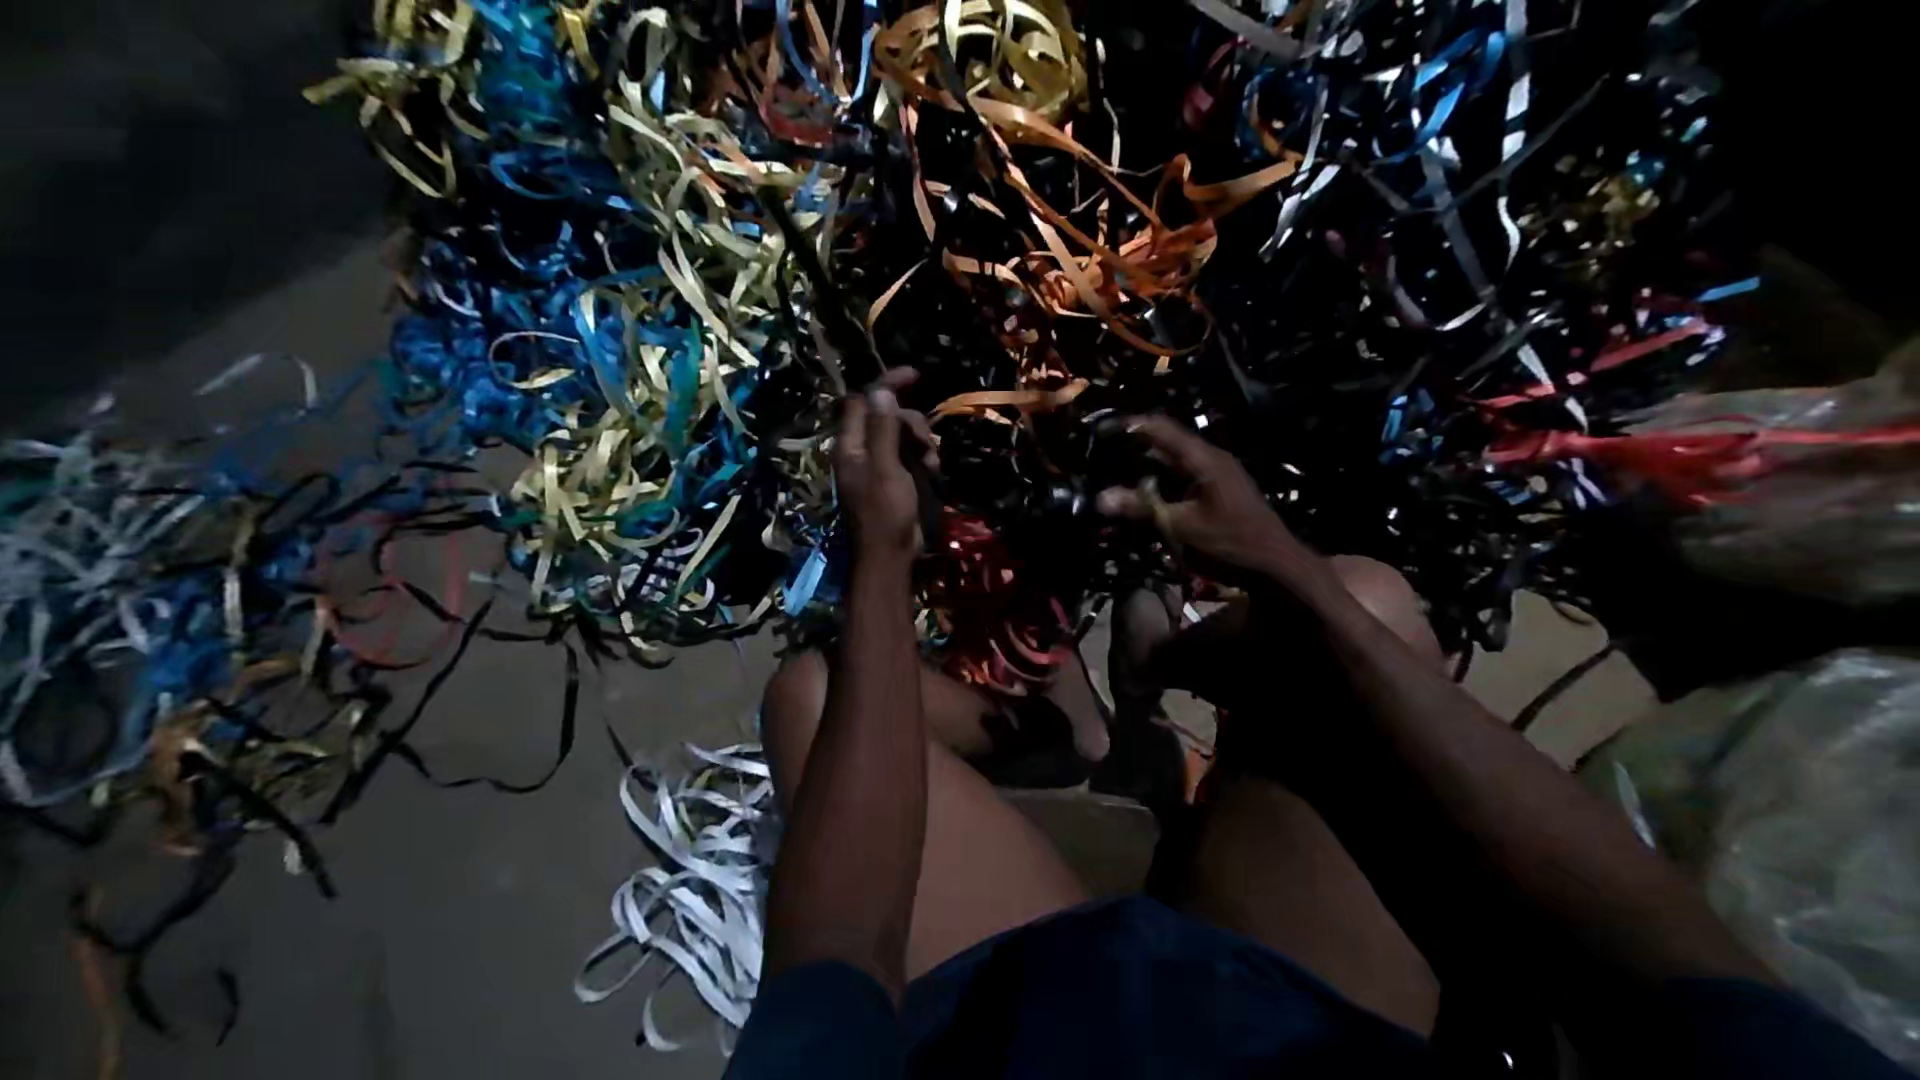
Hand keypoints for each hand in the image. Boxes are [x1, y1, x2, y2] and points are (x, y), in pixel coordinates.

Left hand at [833, 368, 936, 562]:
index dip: (887, 384)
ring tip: (932, 464)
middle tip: (926, 444)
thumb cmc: (885, 512)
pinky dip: (922, 456)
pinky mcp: (892, 476)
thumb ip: (883, 430)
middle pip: (887, 415)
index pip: (864, 400)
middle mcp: (860, 450)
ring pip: (901, 433)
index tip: (915, 376)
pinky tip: (933, 470)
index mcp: (850, 445)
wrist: (890, 554)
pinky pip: (908, 452)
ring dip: (921, 441)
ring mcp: (877, 463)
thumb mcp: (886, 468)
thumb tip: (882, 391)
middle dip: (911, 423)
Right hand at [1095, 416, 1314, 581]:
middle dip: (1136, 443)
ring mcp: (1218, 472)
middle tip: (1105, 450)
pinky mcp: (1219, 487)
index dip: (1132, 424)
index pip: (1163, 429)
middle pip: (1168, 441)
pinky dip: (1163, 476)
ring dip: (1149, 461)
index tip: (1103, 428)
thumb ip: (1142, 508)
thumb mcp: (1182, 526)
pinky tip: (1147, 490)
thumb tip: (1101, 498)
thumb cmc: (1231, 542)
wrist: (1275, 563)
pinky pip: (1185, 473)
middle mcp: (1212, 458)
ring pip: (1176, 458)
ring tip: (1118, 467)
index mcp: (1205, 460)